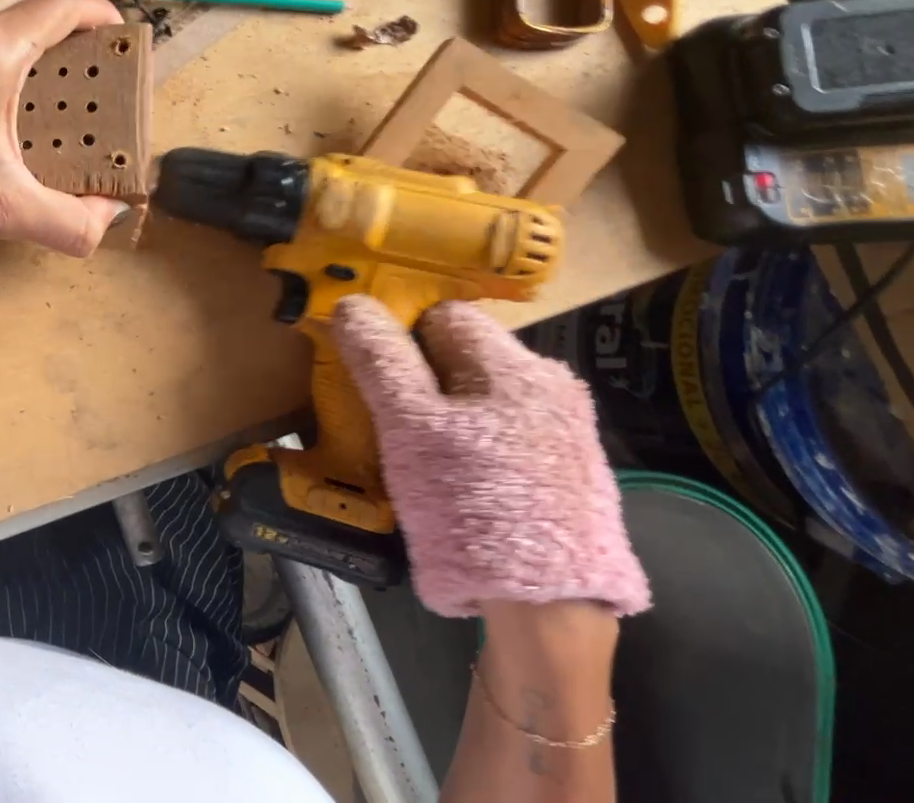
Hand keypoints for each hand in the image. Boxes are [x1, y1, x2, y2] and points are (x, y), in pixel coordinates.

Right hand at [330, 296, 649, 617]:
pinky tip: (449, 480)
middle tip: (384, 415)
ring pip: (479, 398)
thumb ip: (381, 360)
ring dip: (440, 413)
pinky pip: (500, 435)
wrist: (547, 609)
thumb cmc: (470, 501)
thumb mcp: (408, 425)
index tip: (371, 370)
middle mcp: (548, 387)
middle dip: (418, 376)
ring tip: (411, 452)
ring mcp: (561, 433)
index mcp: (515, 365)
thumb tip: (351, 304)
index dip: (401, 333)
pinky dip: (466, 444)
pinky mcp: (562, 473)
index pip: (444, 316)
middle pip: (462, 357)